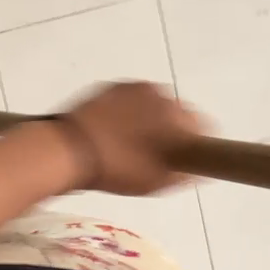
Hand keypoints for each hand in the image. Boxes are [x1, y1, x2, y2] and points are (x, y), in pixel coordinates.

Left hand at [57, 82, 206, 195]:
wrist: (66, 149)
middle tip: (154, 155)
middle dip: (171, 130)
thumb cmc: (114, 168)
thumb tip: (198, 171)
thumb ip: (183, 175)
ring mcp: (132, 86)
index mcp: (178, 114)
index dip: (196, 145)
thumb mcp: (153, 182)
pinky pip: (129, 100)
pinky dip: (128, 112)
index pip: (203, 126)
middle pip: (177, 113)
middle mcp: (160, 93)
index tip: (184, 160)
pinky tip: (114, 131)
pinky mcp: (109, 87)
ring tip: (131, 144)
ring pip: (153, 104)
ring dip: (149, 119)